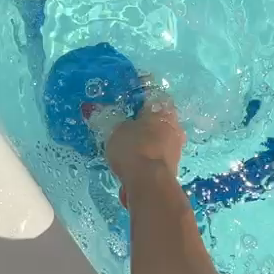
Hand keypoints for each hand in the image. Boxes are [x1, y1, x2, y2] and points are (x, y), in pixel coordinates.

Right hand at [93, 84, 186, 200]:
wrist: (149, 184)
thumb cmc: (133, 148)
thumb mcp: (115, 129)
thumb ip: (109, 119)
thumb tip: (97, 111)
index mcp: (163, 109)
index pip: (152, 92)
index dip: (140, 89)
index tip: (129, 89)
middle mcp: (174, 125)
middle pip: (157, 117)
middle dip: (143, 118)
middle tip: (126, 119)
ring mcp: (176, 147)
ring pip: (158, 137)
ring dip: (145, 139)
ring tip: (127, 143)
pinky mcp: (171, 167)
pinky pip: (155, 155)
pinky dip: (145, 155)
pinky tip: (133, 160)